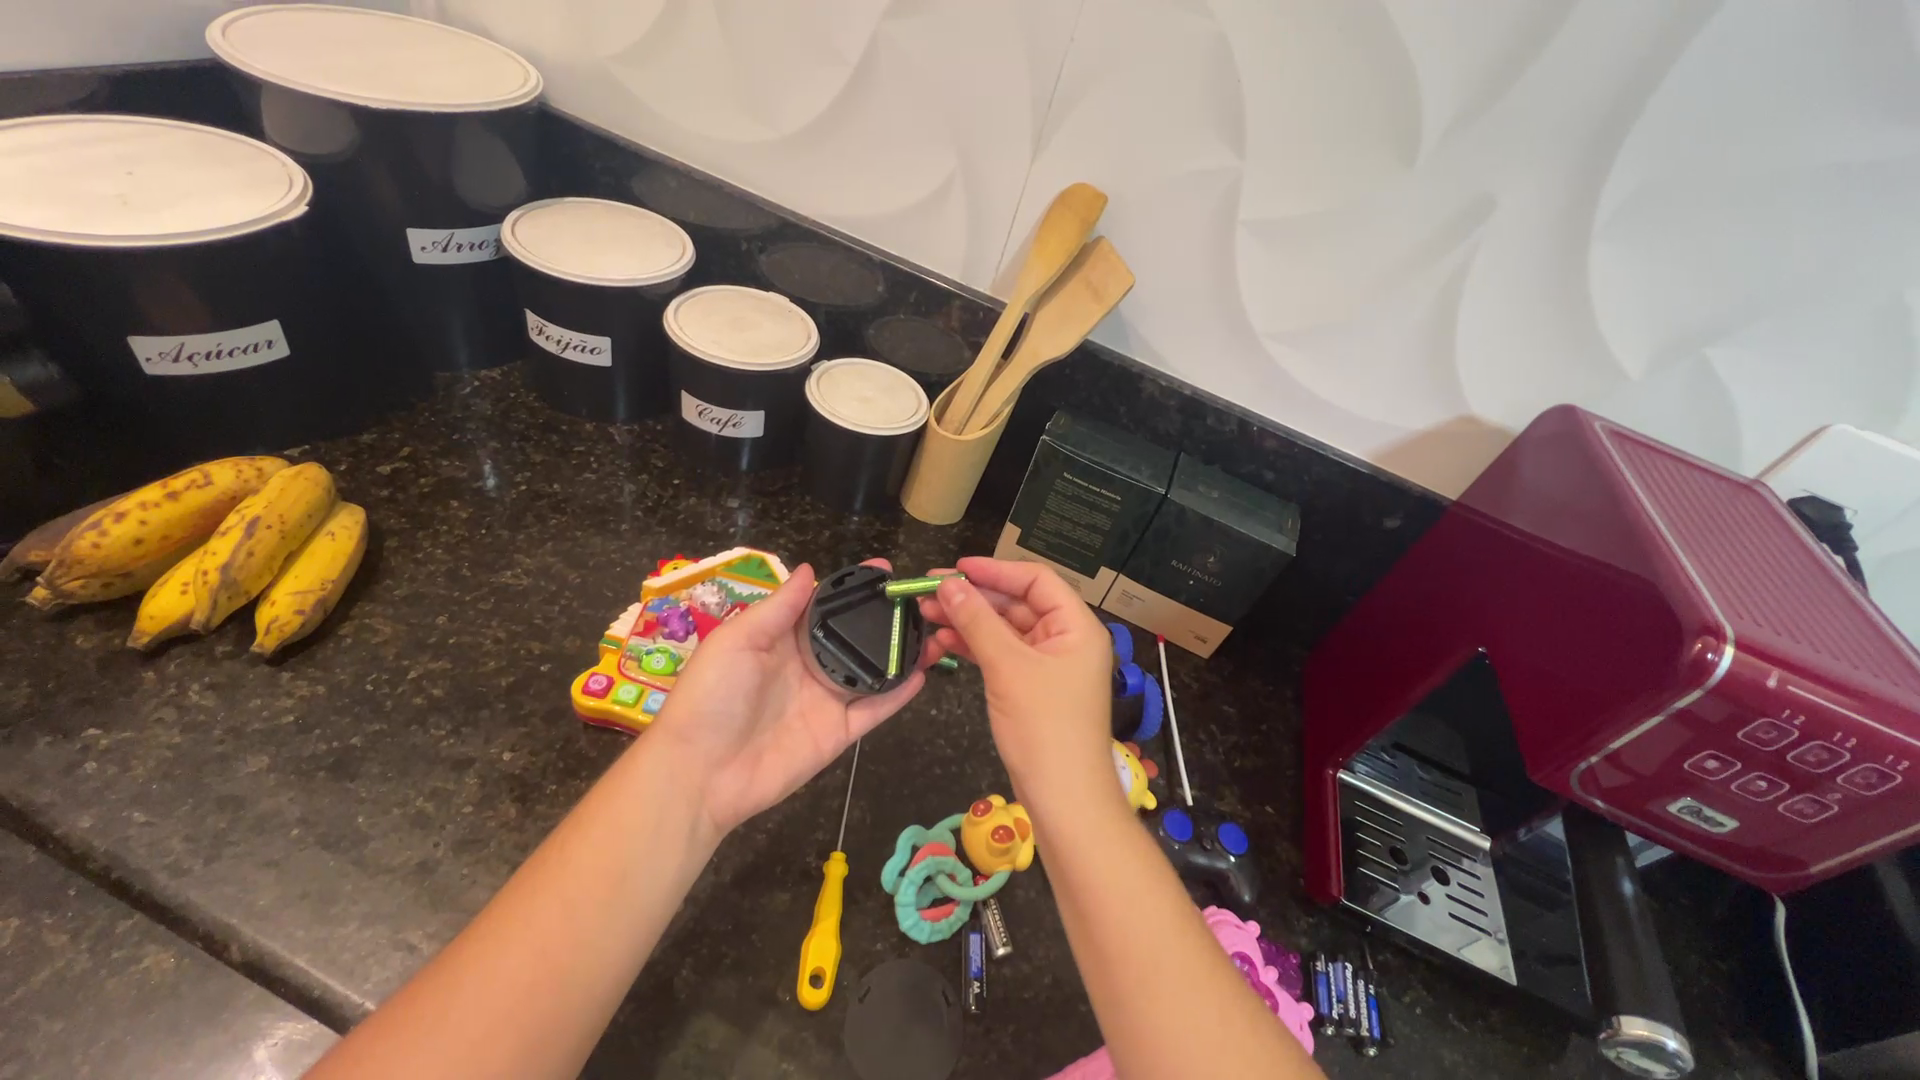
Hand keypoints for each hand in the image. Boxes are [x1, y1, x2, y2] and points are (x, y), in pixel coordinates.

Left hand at [648, 561, 925, 837]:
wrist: (699, 773)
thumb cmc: (711, 697)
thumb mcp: (737, 640)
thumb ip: (779, 608)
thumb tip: (811, 569)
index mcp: (781, 639)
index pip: (824, 608)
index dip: (853, 589)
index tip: (884, 570)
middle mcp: (808, 666)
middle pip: (854, 638)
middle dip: (885, 620)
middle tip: (922, 601)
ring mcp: (826, 701)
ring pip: (872, 672)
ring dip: (900, 654)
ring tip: (933, 632)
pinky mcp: (838, 733)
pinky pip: (874, 709)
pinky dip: (899, 694)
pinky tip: (923, 674)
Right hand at [916, 557, 1120, 817]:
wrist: (1063, 798)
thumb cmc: (1044, 727)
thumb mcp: (1007, 667)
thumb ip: (977, 621)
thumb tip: (947, 584)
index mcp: (1076, 626)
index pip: (1036, 580)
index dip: (994, 570)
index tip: (954, 568)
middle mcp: (1066, 639)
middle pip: (1017, 603)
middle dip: (973, 597)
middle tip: (928, 591)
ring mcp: (1049, 666)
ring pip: (1005, 630)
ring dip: (968, 622)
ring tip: (926, 616)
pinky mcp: (1032, 688)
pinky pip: (1002, 655)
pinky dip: (974, 648)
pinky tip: (942, 643)